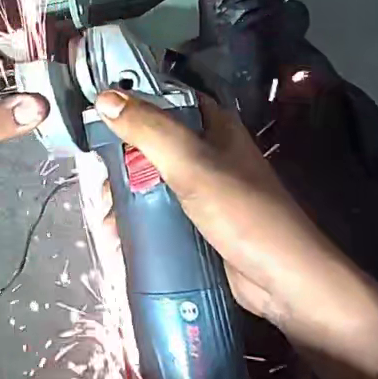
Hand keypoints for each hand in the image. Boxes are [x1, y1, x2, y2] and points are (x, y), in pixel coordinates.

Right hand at [89, 90, 377, 354]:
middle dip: (122, 160)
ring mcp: (205, 187)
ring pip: (154, 178)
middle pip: (153, 141)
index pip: (164, 98)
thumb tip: (104, 97)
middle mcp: (209, 149)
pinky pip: (162, 209)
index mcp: (214, 124)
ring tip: (105, 215)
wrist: (284, 280)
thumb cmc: (241, 211)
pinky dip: (140, 216)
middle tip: (99, 183)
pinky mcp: (201, 220)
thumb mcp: (190, 163)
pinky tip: (120, 233)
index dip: (130, 101)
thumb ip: (148, 129)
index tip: (93, 117)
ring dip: (127, 193)